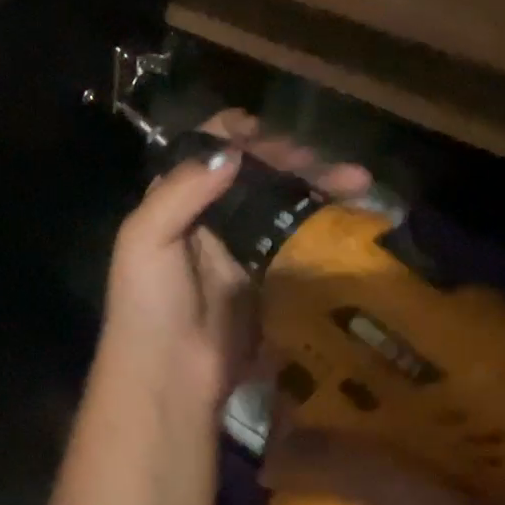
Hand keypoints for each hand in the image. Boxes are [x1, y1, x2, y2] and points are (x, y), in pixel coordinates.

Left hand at [103, 110, 369, 406]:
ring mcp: (240, 248)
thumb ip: (181, 190)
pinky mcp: (268, 278)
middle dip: (288, 159)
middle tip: (324, 161)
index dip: (233, 136)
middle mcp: (207, 217)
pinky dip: (325, 225)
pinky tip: (354, 215)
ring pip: (281, 203)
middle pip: (252, 174)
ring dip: (317, 187)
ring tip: (358, 181)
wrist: (170, 374)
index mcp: (172, 201)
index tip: (267, 130)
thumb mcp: (146, 238)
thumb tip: (230, 150)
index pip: (205, 154)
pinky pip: (298, 241)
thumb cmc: (150, 302)